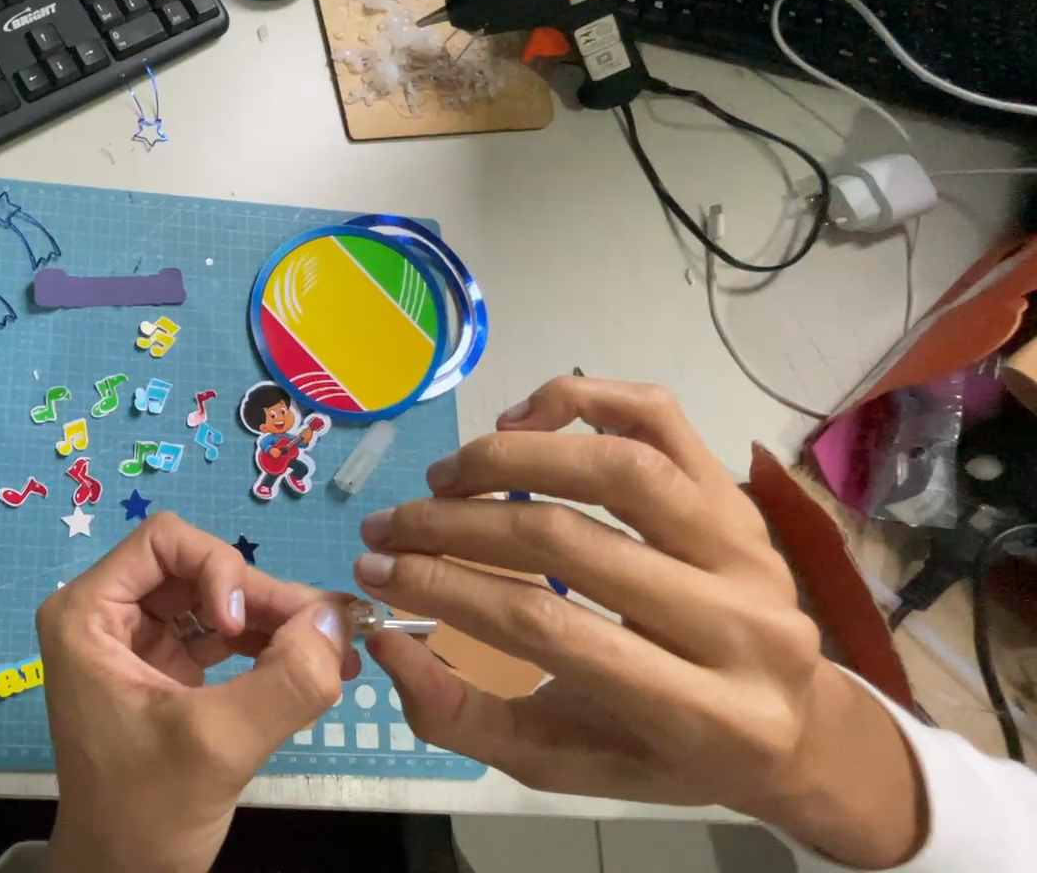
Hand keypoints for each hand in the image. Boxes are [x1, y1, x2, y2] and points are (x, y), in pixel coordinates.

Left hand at [38, 511, 358, 872]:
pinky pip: (218, 632)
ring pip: (213, 596)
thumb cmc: (145, 813)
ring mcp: (137, 638)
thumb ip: (282, 683)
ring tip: (333, 647)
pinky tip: (309, 662)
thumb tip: (335, 621)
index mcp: (87, 612)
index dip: (214, 567)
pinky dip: (263, 643)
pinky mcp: (165, 665)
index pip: (162, 542)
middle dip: (259, 597)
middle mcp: (108, 612)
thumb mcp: (216, 747)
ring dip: (271, 618)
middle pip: (195, 568)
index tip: (241, 625)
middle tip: (327, 630)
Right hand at [354, 376, 925, 869]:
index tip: (372, 570)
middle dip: (448, 525)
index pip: (540, 623)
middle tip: (387, 526)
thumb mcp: (557, 762)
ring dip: (502, 458)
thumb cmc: (658, 749)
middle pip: (563, 538)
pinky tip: (516, 421)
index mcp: (704, 715)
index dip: (438, 587)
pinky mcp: (735, 494)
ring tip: (443, 477)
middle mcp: (743, 624)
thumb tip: (382, 640)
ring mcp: (747, 546)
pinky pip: (655, 415)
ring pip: (614, 463)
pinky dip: (574, 399)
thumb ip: (461, 717)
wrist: (791, 726)